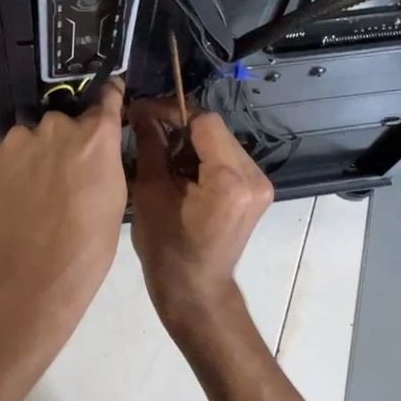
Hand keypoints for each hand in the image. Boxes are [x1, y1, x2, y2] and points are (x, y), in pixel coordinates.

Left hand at [0, 80, 127, 330]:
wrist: (34, 276)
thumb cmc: (88, 245)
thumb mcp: (115, 197)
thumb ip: (104, 160)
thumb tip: (96, 148)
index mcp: (95, 136)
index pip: (105, 97)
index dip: (106, 97)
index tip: (106, 94)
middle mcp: (56, 127)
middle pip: (60, 123)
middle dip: (62, 142)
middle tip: (60, 176)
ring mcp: (17, 140)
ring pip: (27, 139)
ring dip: (31, 156)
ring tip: (30, 193)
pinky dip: (4, 170)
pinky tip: (9, 197)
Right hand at [127, 99, 273, 333]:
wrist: (196, 292)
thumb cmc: (166, 250)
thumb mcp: (151, 192)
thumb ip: (150, 144)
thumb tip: (140, 108)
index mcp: (230, 181)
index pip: (205, 121)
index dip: (171, 111)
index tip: (142, 112)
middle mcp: (253, 177)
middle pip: (215, 129)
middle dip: (179, 125)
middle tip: (145, 129)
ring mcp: (260, 184)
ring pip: (221, 141)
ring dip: (190, 140)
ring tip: (161, 151)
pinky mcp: (257, 191)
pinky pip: (228, 157)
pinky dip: (203, 155)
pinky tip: (181, 169)